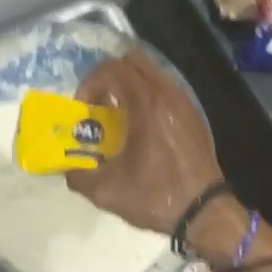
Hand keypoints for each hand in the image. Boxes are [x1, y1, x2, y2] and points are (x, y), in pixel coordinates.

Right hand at [67, 51, 224, 235]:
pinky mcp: (193, 114)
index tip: (84, 110)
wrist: (204, 211)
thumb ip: (78, 176)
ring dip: (129, 87)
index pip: (111, 69)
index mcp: (145, 105)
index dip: (90, 84)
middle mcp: (167, 94)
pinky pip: (165, 89)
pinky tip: (142, 130)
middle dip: (109, 77)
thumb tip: (68, 169)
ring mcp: (184, 102)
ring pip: (151, 73)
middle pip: (132, 60)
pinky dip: (147, 97)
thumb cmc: (155, 197)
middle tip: (100, 106)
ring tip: (119, 118)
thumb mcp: (106, 192)